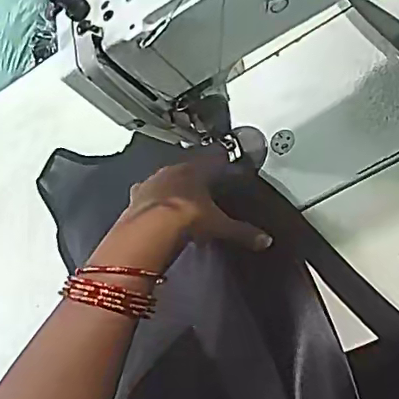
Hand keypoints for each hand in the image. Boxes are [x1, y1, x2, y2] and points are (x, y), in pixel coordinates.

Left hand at [119, 160, 271, 251]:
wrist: (150, 229)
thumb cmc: (186, 217)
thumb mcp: (219, 225)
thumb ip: (242, 232)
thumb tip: (263, 239)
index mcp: (194, 170)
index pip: (211, 159)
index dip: (220, 162)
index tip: (225, 163)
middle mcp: (170, 172)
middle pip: (185, 168)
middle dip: (193, 176)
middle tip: (202, 186)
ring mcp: (150, 184)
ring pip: (164, 181)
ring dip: (171, 188)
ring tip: (179, 201)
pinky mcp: (135, 199)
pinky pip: (146, 197)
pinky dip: (152, 203)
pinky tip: (156, 213)